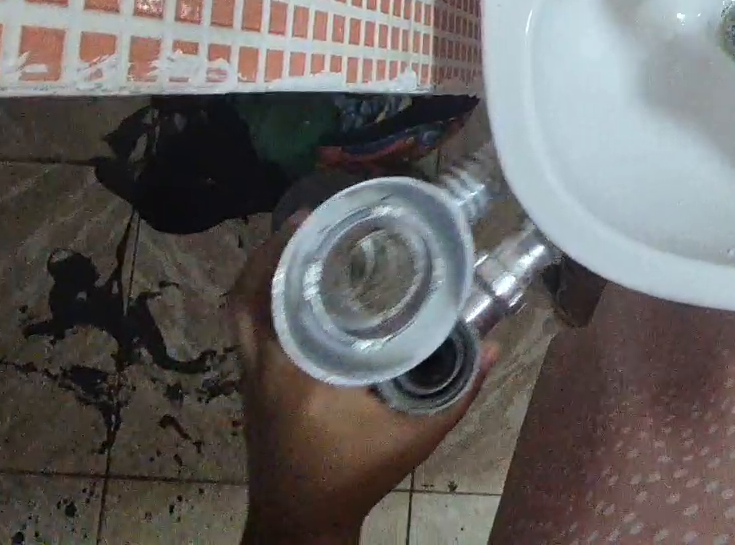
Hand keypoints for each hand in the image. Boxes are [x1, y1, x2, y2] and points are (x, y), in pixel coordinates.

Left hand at [226, 214, 489, 543]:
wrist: (300, 524)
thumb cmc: (355, 477)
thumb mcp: (414, 437)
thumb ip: (458, 391)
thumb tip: (495, 345)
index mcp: (298, 376)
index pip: (277, 305)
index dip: (284, 258)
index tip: (313, 222)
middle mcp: (263, 370)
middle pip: (245, 300)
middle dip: (269, 253)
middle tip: (309, 220)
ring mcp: (250, 378)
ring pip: (238, 313)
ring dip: (260, 272)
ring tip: (298, 241)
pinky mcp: (250, 385)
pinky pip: (244, 329)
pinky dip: (261, 298)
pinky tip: (296, 285)